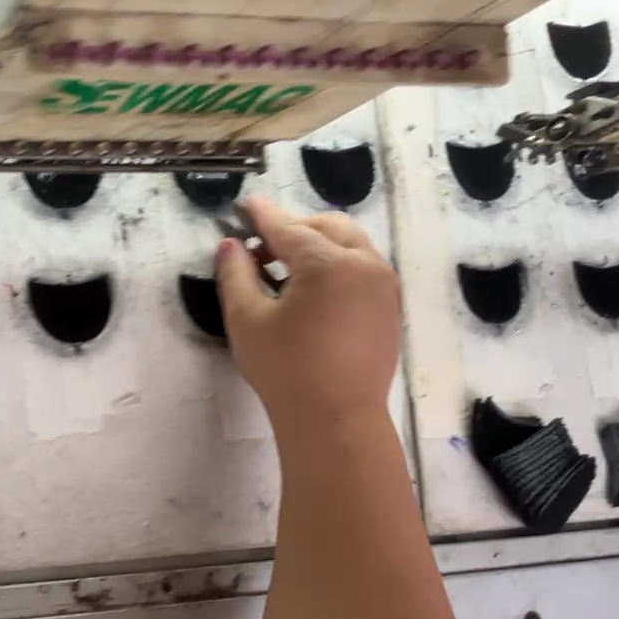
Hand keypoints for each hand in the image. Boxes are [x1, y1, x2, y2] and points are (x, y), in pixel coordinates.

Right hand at [214, 194, 401, 437]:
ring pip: (350, 244)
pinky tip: (309, 290)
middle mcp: (365, 264)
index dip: (264, 215)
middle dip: (293, 227)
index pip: (289, 229)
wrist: (334, 416)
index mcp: (328, 264)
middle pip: (328, 227)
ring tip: (282, 267)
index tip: (247, 202)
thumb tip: (228, 246)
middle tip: (258, 245)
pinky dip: (334, 264)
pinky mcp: (389, 306)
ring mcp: (384, 284)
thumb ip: (236, 276)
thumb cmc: (283, 367)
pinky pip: (362, 267)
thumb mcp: (246, 320)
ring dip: (316, 244)